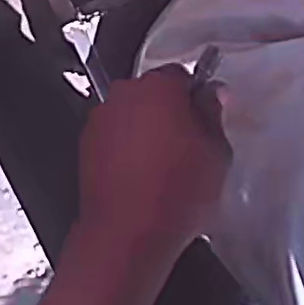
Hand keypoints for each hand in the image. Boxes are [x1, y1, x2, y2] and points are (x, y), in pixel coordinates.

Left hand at [77, 66, 229, 257]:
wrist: (128, 230)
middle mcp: (124, 93)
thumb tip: (210, 95)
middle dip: (169, 109)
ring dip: (146, 126)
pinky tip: (141, 171)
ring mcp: (102, 115)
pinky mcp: (87, 139)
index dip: (195, 94)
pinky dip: (126, 143)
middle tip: (189, 142)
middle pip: (152, 91)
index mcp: (159, 87)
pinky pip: (114, 132)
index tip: (205, 114)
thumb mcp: (216, 153)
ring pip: (132, 111)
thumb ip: (213, 114)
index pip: (181, 74)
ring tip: (164, 163)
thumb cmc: (177, 192)